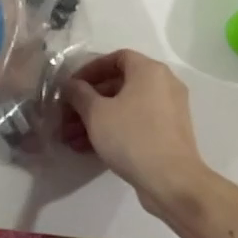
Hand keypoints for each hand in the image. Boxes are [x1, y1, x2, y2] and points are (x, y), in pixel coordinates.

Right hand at [60, 50, 210, 210]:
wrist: (171, 180)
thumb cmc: (131, 137)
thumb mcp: (96, 113)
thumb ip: (79, 94)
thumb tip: (72, 85)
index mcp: (149, 71)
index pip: (116, 58)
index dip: (90, 70)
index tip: (71, 86)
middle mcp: (163, 84)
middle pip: (119, 85)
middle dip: (88, 101)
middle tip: (66, 117)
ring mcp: (169, 110)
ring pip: (125, 107)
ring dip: (97, 119)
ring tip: (72, 138)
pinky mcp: (168, 133)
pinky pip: (136, 123)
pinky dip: (114, 129)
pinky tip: (89, 148)